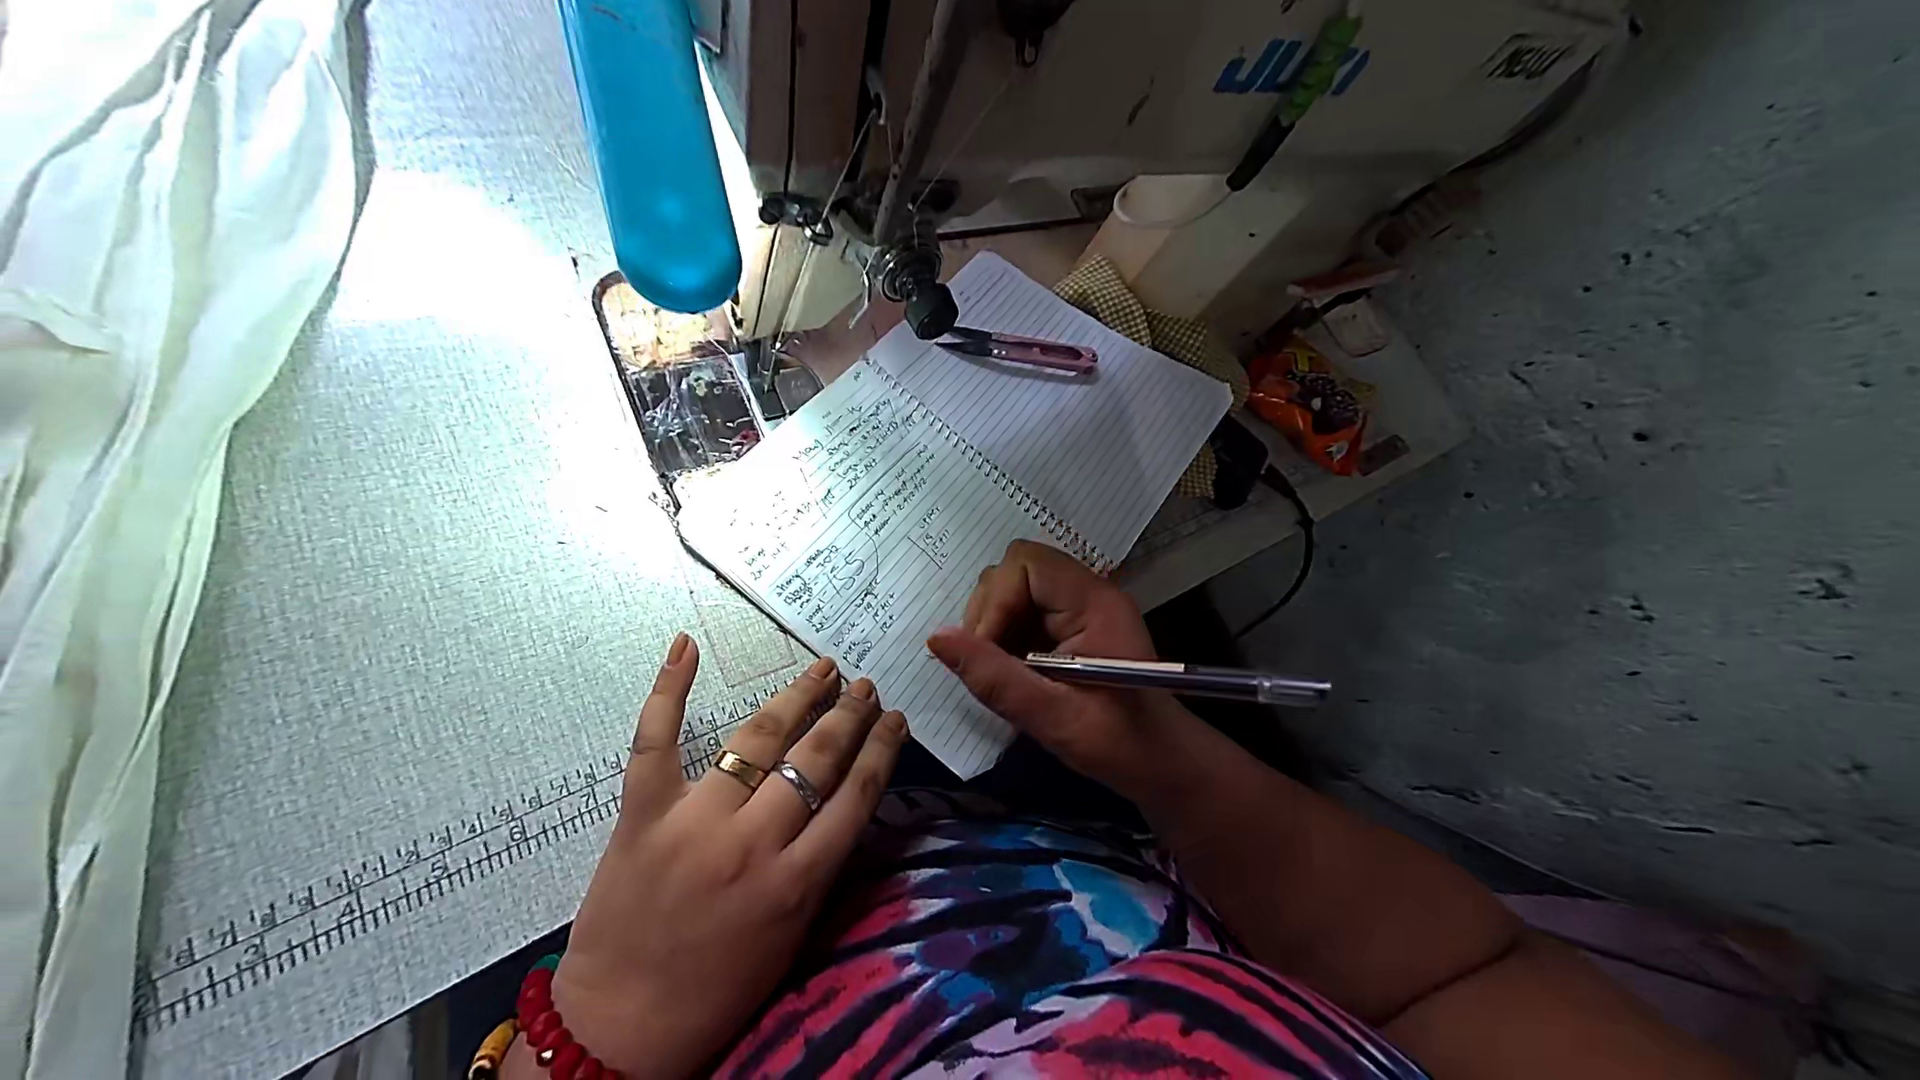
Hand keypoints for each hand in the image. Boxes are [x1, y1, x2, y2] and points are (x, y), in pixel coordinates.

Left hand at [513, 636, 907, 1079]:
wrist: (618, 1032)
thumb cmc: (718, 990)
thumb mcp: (794, 934)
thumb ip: (822, 865)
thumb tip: (848, 796)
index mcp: (797, 882)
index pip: (857, 795)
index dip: (883, 748)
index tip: (896, 719)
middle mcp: (753, 844)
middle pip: (816, 758)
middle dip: (849, 715)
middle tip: (865, 686)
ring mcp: (694, 823)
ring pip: (756, 738)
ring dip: (798, 696)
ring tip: (824, 670)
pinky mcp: (642, 816)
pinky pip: (655, 741)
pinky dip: (668, 690)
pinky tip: (684, 645)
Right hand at [925, 540, 1198, 804]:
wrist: (1160, 762)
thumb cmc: (1119, 744)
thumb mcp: (1052, 717)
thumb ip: (995, 677)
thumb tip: (937, 638)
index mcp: (1094, 603)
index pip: (1026, 563)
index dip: (996, 600)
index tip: (987, 650)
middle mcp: (1086, 592)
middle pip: (1016, 569)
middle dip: (990, 612)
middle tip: (991, 663)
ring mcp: (1078, 607)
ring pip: (1014, 588)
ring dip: (994, 625)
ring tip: (1003, 671)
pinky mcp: (1069, 624)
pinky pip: (1022, 610)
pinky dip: (1004, 636)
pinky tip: (1011, 670)